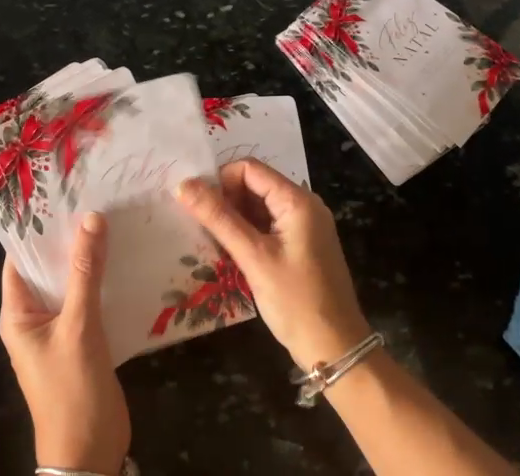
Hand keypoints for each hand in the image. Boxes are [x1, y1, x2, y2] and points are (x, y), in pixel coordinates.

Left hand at [0, 212, 129, 473]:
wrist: (90, 454)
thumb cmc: (72, 392)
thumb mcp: (79, 328)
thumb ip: (86, 273)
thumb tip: (91, 219)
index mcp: (17, 313)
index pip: (20, 258)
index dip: (36, 227)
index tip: (60, 194)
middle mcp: (33, 317)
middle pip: (48, 267)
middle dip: (68, 238)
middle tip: (95, 198)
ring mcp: (58, 329)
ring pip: (71, 283)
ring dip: (88, 259)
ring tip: (114, 219)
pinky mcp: (82, 340)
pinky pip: (88, 301)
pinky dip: (102, 282)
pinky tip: (125, 260)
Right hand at [176, 159, 371, 369]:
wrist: (335, 349)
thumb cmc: (295, 301)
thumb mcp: (253, 257)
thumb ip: (218, 218)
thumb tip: (184, 184)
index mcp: (297, 201)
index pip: (249, 169)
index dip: (220, 181)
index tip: (199, 208)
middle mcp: (304, 205)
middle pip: (254, 185)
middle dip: (226, 201)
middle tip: (204, 230)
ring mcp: (304, 226)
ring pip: (259, 207)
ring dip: (234, 219)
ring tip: (215, 244)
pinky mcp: (301, 245)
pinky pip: (268, 226)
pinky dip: (248, 234)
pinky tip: (233, 254)